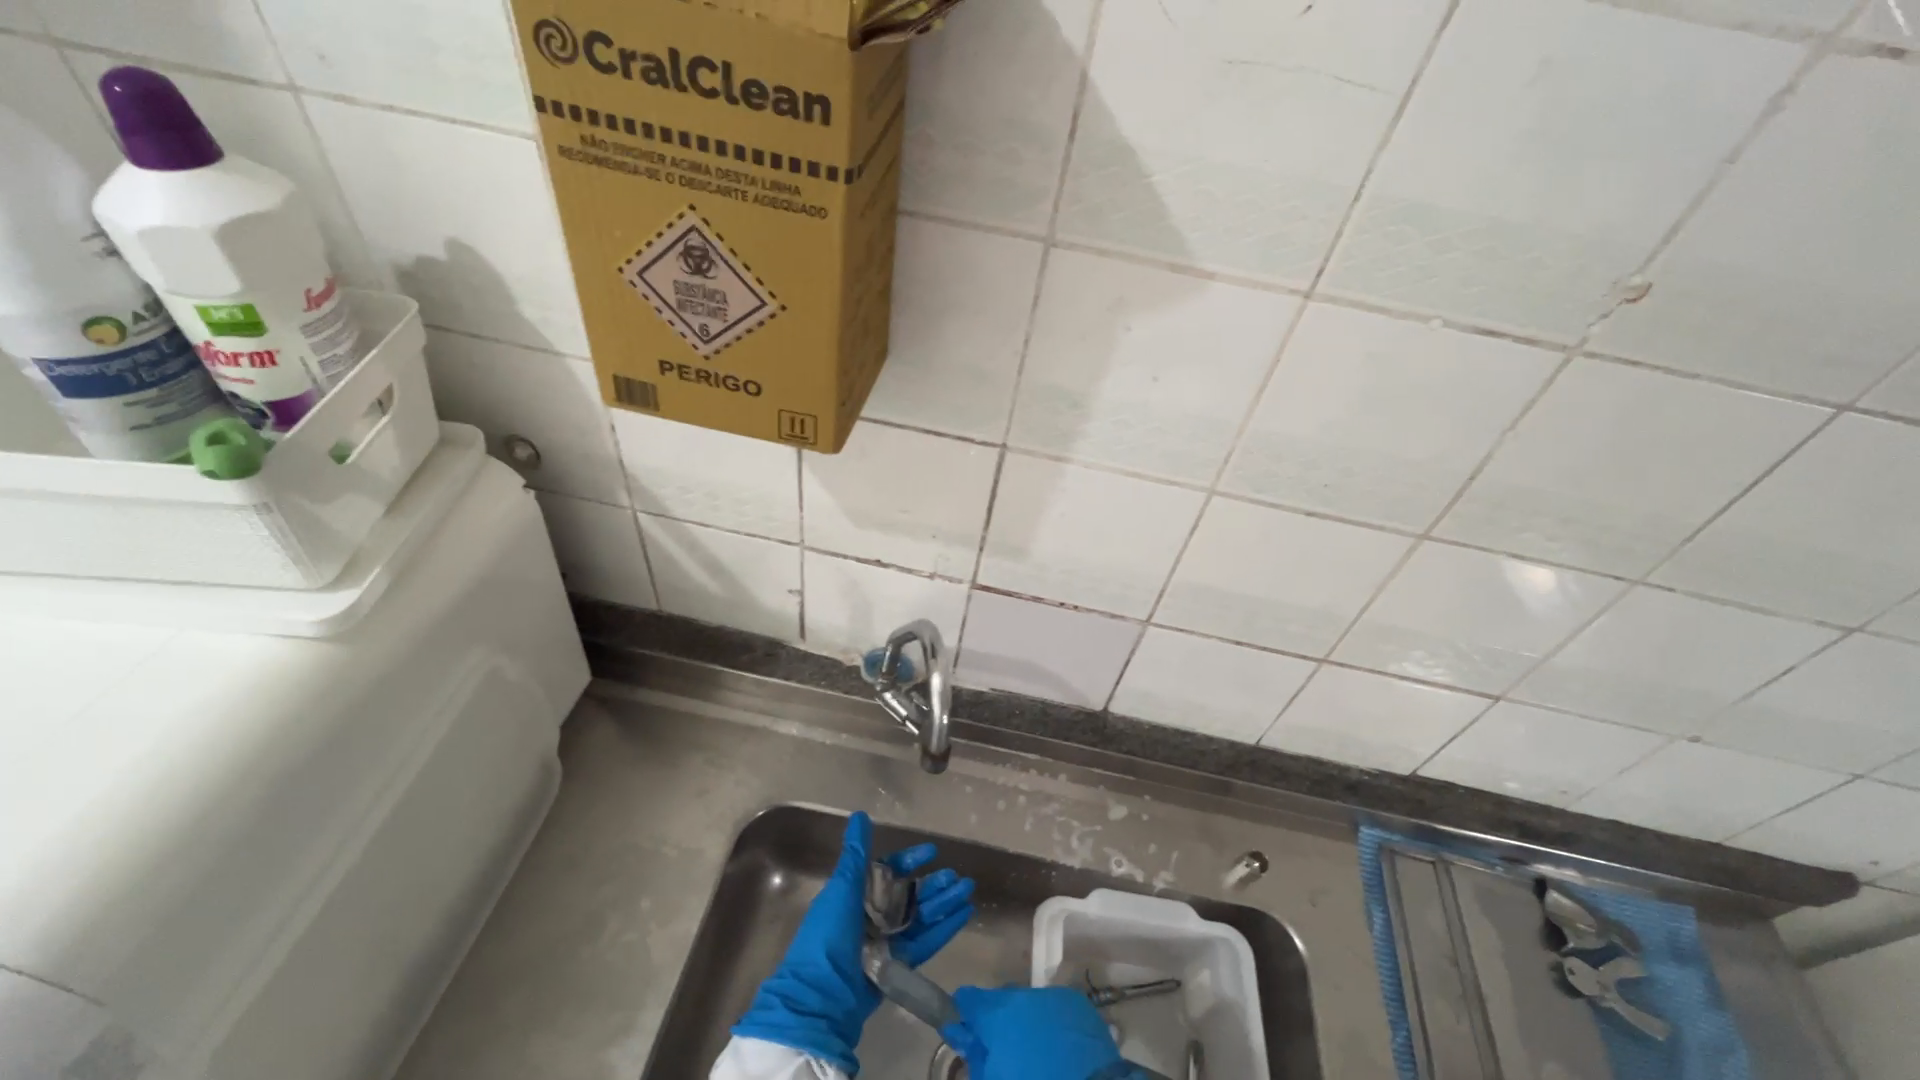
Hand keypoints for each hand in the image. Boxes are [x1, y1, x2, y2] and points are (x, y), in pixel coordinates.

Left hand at [732, 812, 975, 1075]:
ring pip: (921, 916)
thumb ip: (855, 853)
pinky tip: (965, 914)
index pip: (887, 871)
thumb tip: (860, 814)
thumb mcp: (842, 888)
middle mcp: (872, 916)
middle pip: (909, 895)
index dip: (909, 861)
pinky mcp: (899, 964)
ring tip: (968, 890)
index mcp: (855, 895)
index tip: (932, 852)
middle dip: (933, 884)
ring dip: (944, 903)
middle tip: (958, 876)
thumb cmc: (829, 935)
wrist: (822, 996)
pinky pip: (926, 941)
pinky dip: (945, 928)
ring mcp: (886, 941)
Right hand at [939, 986, 1127, 1079]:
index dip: (964, 1017)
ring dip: (1025, 1020)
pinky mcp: (1077, 1003)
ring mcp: (1053, 996)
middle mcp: (1023, 994)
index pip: (967, 999)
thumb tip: (962, 1036)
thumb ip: (974, 1055)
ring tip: (1035, 1050)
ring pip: (1027, 1003)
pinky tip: (1057, 1047)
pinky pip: (1053, 1007)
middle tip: (1004, 1050)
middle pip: (999, 1000)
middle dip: (997, 1021)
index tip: (967, 1035)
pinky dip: (1049, 1022)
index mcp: (997, 1013)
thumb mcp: (993, 1078)